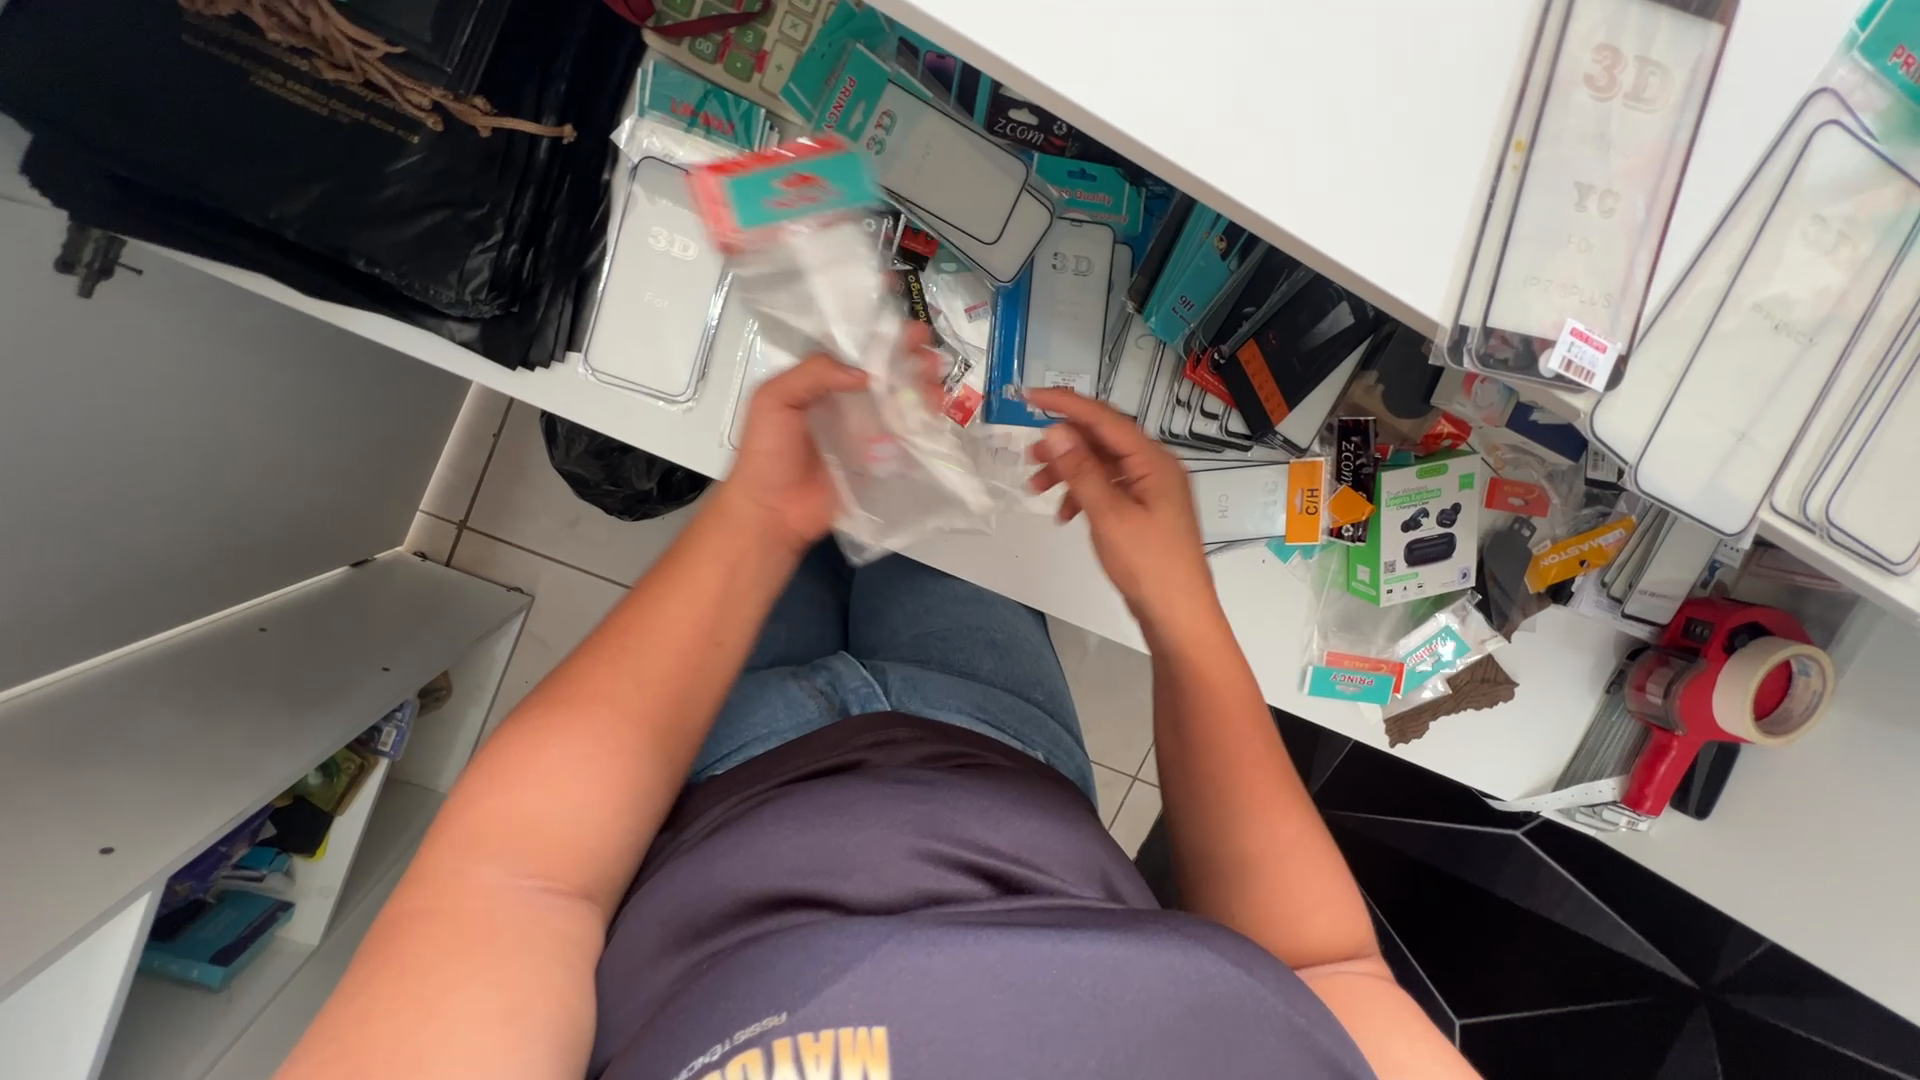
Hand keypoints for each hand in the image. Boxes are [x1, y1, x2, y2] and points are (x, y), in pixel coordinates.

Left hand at [720, 324, 941, 557]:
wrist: (773, 510)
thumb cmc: (766, 453)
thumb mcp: (774, 399)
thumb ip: (813, 374)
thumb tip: (864, 373)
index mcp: (822, 384)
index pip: (857, 354)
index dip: (884, 340)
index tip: (910, 331)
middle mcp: (848, 404)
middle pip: (887, 375)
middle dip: (913, 361)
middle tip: (931, 356)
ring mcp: (866, 432)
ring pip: (902, 402)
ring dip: (924, 388)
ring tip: (937, 382)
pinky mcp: (880, 460)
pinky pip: (906, 437)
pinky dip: (925, 423)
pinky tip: (937, 412)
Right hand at [1025, 388, 1219, 633]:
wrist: (1177, 614)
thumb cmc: (1148, 564)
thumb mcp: (1108, 514)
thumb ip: (1080, 470)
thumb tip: (1055, 431)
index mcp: (1153, 461)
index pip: (1104, 419)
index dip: (1065, 404)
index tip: (1029, 397)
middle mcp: (1154, 468)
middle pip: (1102, 440)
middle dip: (1063, 445)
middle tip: (1028, 458)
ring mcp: (1151, 490)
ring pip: (1102, 466)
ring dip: (1069, 473)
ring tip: (1037, 489)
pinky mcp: (1144, 511)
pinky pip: (1108, 489)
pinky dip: (1083, 495)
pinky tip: (1065, 515)